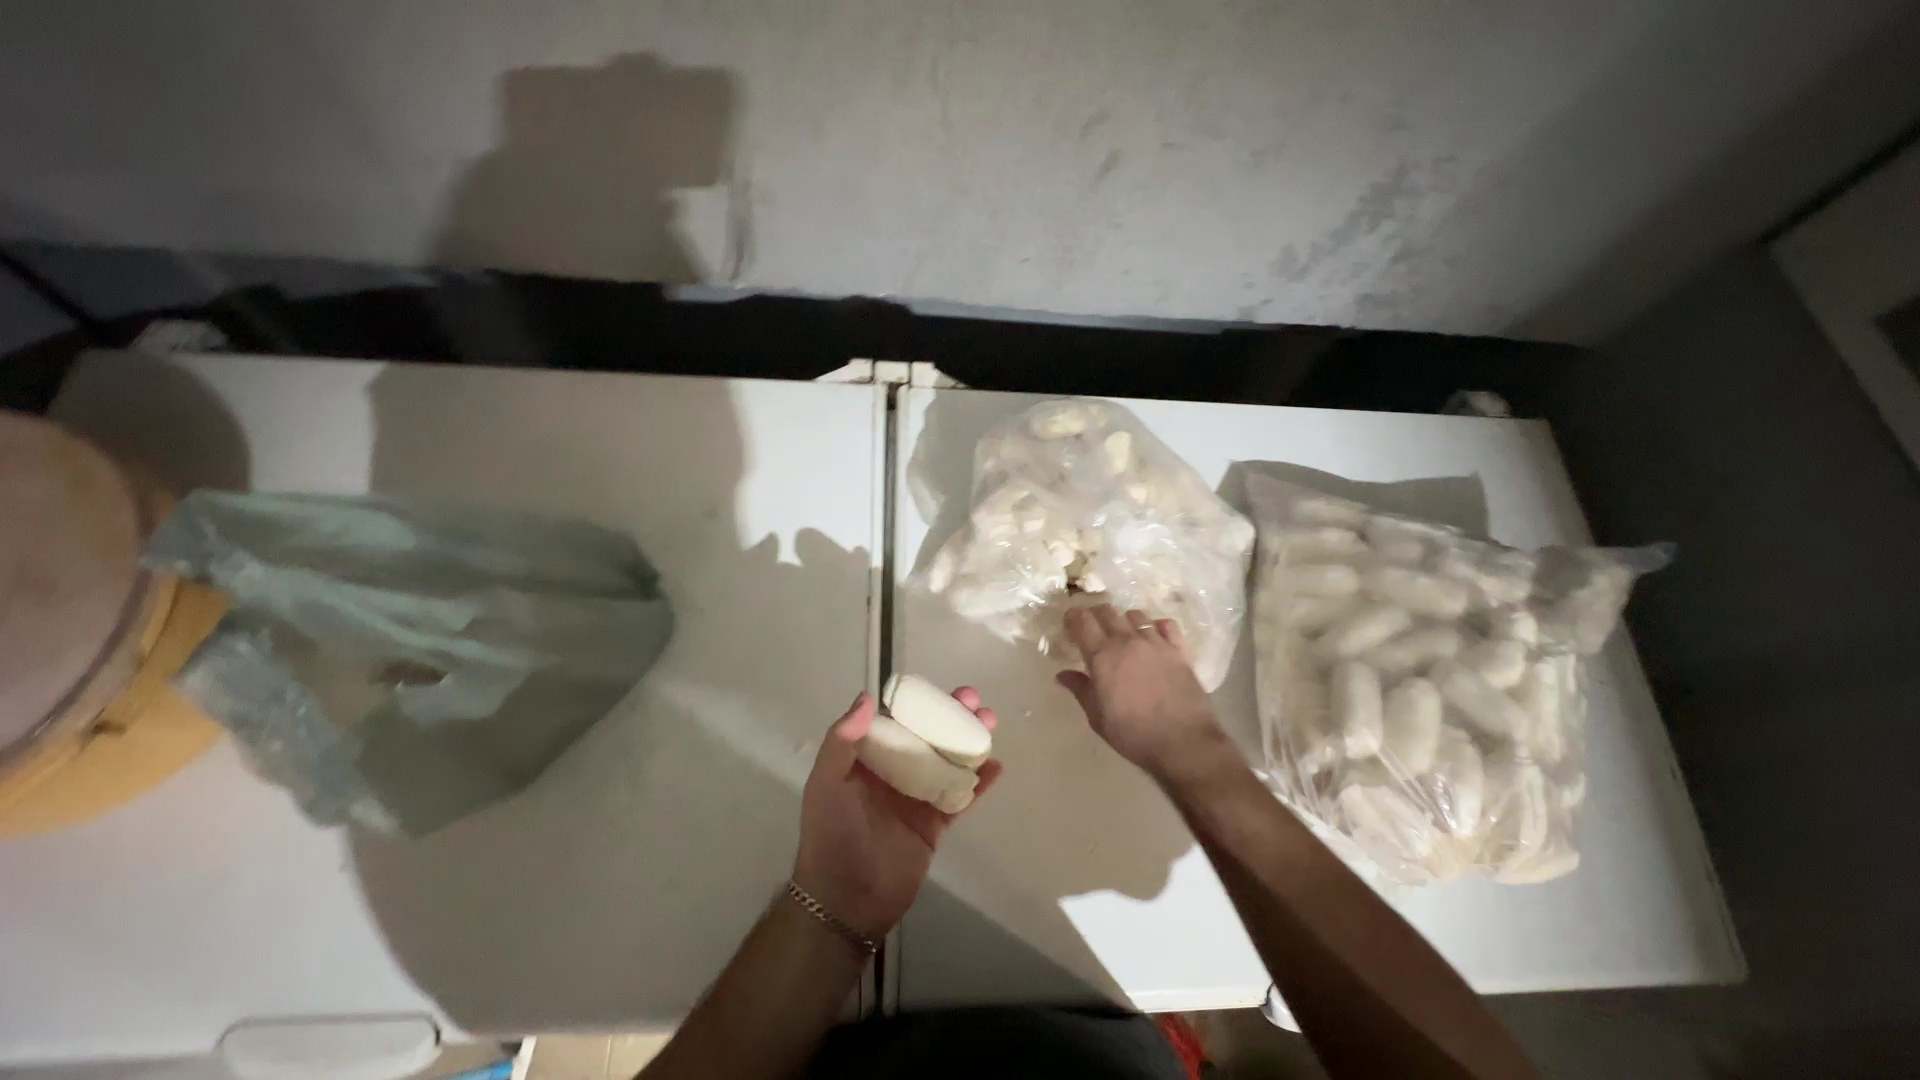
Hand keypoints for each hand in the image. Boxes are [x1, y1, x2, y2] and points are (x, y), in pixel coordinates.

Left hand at [792, 688, 1002, 938]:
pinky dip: (979, 784)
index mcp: (866, 761)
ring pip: (948, 763)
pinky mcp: (934, 825)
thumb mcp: (826, 784)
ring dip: (969, 743)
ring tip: (991, 724)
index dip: (919, 705)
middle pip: (928, 738)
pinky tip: (997, 767)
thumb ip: (841, 742)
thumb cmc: (832, 835)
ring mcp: (916, 799)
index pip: (896, 722)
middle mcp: (893, 774)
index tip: (940, 690)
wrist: (846, 899)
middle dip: (952, 718)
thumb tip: (867, 698)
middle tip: (975, 701)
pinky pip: (961, 799)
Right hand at [1056, 604, 1224, 776]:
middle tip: (1091, 629)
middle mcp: (1128, 641)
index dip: (1072, 617)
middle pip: (1107, 611)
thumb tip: (1062, 675)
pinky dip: (1156, 626)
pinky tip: (1154, 637)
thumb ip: (1080, 690)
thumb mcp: (1097, 717)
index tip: (1068, 623)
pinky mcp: (1180, 651)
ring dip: (1124, 620)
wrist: (1182, 742)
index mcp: (1102, 656)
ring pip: (1136, 615)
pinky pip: (1166, 625)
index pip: (1082, 621)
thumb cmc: (1133, 734)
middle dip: (1095, 615)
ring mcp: (1156, 643)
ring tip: (1122, 634)